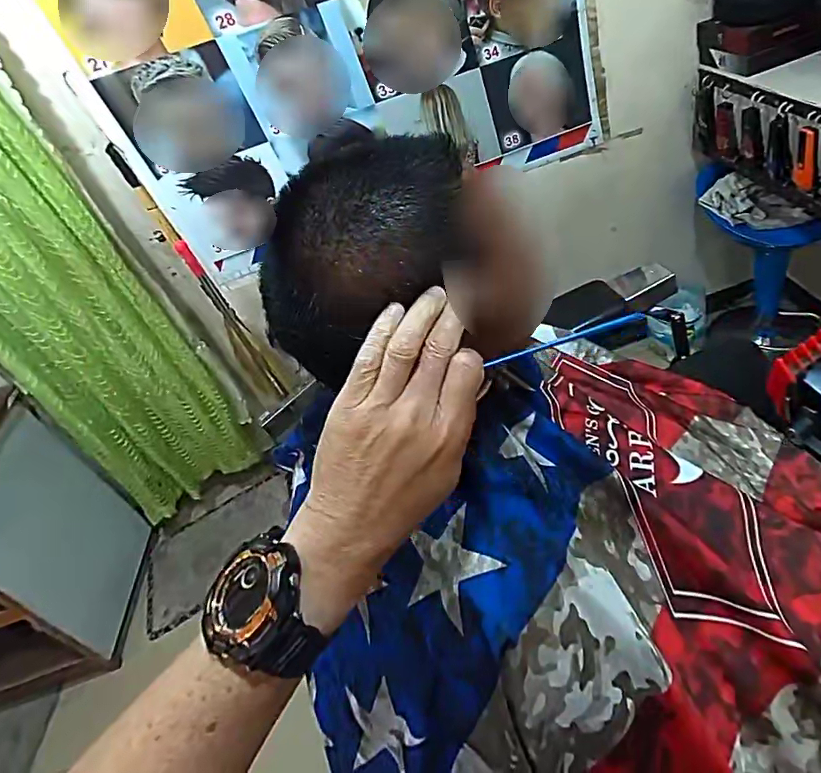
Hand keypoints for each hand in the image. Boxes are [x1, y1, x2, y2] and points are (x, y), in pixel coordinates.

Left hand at [283, 289, 483, 629]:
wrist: (347, 527)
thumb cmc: (405, 502)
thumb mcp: (450, 470)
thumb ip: (462, 421)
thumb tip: (473, 376)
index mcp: (446, 434)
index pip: (467, 370)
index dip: (472, 348)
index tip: (472, 339)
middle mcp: (414, 415)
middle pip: (437, 350)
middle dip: (451, 317)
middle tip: (458, 298)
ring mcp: (378, 406)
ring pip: (404, 345)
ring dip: (421, 313)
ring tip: (434, 294)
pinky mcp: (347, 403)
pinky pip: (368, 357)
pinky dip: (383, 329)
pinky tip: (395, 310)